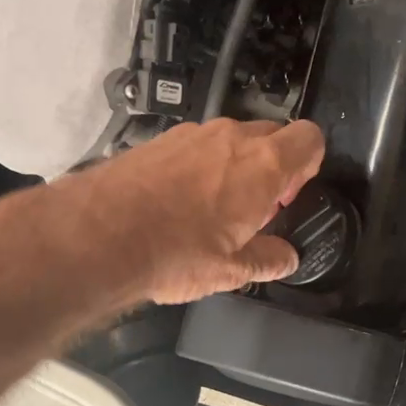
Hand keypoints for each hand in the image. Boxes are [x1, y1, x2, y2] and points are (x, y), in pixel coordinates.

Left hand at [63, 118, 325, 304]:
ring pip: (231, 141)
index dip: (309, 164)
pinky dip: (200, 167)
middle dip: (272, 167)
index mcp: (263, 165)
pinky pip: (197, 147)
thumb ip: (268, 260)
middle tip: (256, 209)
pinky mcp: (159, 140)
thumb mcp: (232, 271)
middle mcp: (232, 138)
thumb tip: (286, 258)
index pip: (309, 139)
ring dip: (235, 167)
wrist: (96, 234)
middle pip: (271, 136)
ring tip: (214, 210)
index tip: (290, 195)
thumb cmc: (176, 252)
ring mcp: (193, 134)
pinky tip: (179, 205)